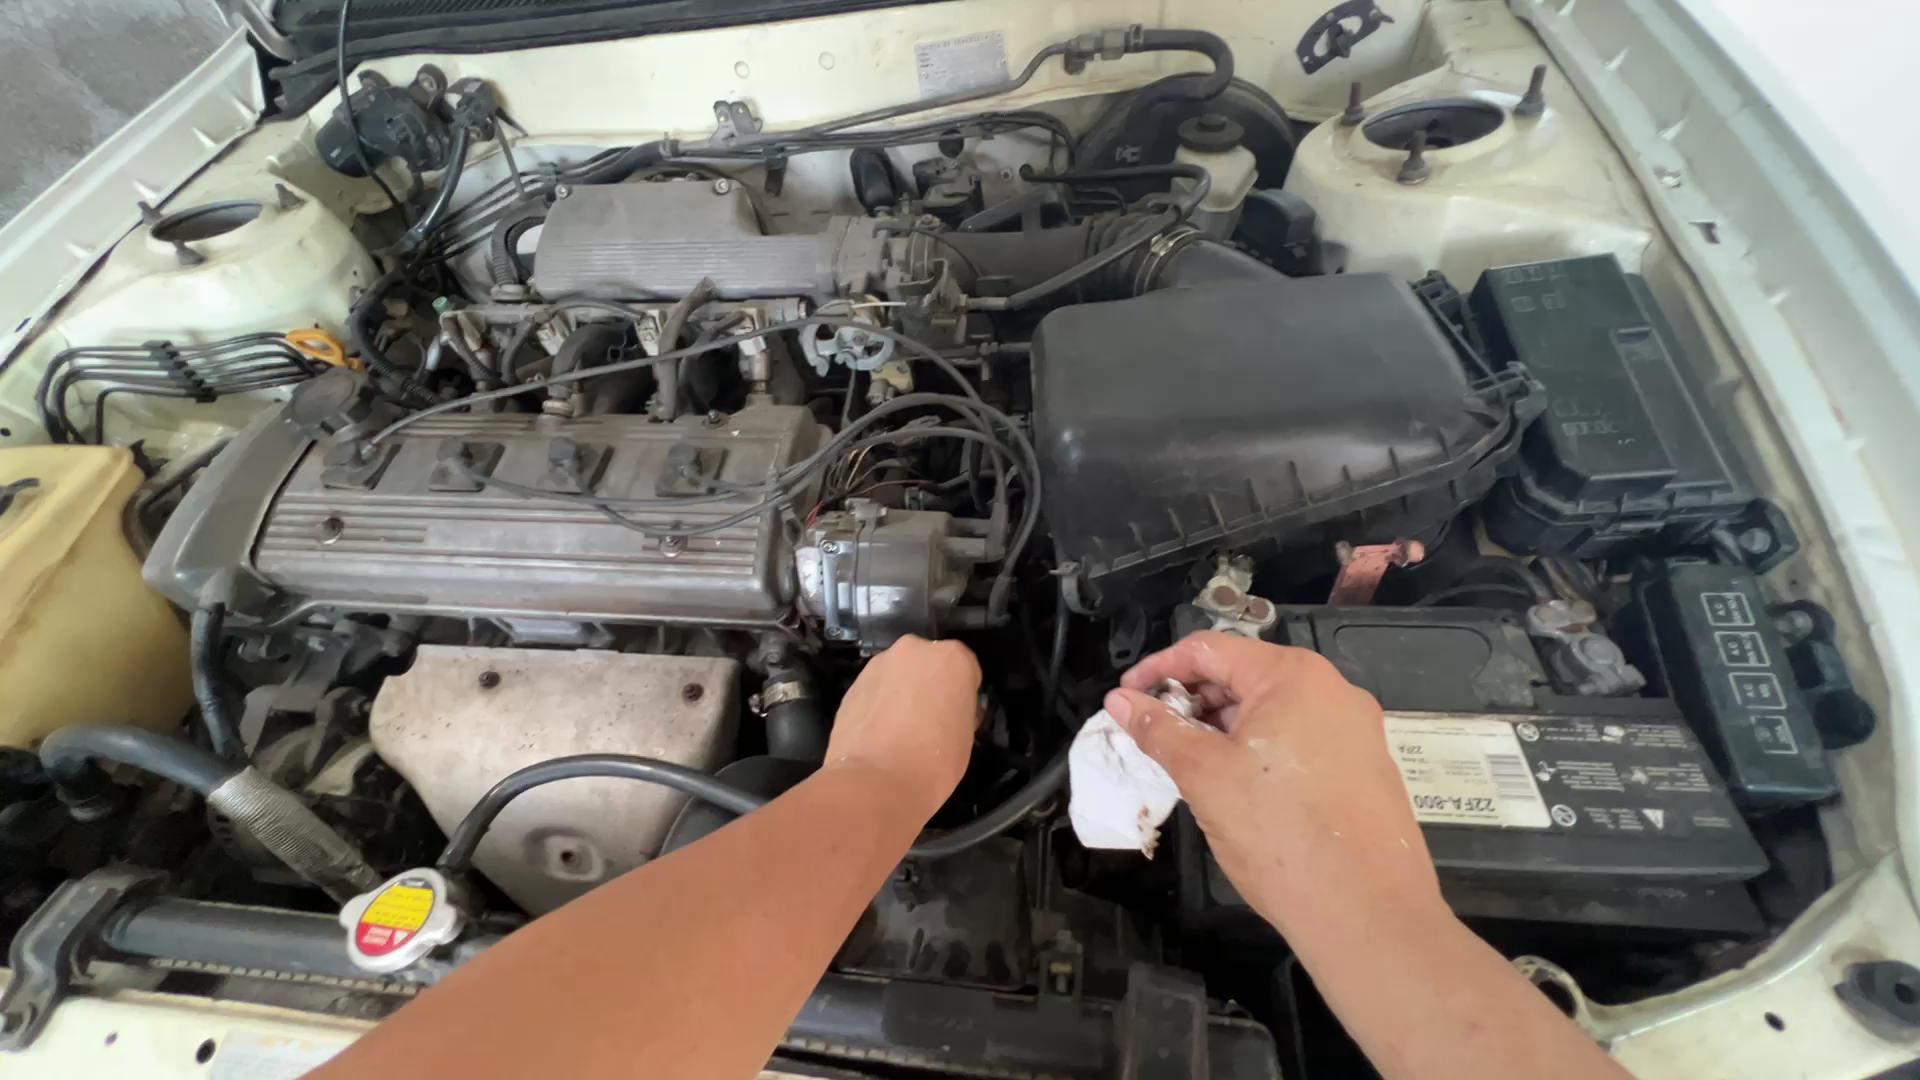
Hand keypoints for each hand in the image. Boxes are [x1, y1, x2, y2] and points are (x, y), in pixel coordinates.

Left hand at [825, 636, 980, 815]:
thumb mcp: (966, 735)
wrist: (875, 782)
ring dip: (901, 692)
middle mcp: (915, 650)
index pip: (966, 668)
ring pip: (898, 674)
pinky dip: (878, 704)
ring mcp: (879, 664)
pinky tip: (878, 733)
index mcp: (953, 658)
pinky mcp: (852, 683)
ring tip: (898, 730)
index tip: (957, 714)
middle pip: (928, 664)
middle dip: (929, 685)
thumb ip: (959, 709)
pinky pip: (875, 690)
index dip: (962, 694)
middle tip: (929, 720)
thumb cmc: (934, 761)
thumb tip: (947, 711)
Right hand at [1104, 632, 1441, 938]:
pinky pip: (1294, 737)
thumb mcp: (1203, 775)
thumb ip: (1157, 729)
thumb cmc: (1283, 836)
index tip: (1127, 696)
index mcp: (1293, 676)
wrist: (1371, 920)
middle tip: (1154, 734)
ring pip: (1267, 709)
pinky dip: (1254, 748)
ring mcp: (1353, 729)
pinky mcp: (1361, 765)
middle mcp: (1330, 690)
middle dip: (1190, 701)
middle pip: (1240, 675)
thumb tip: (1120, 701)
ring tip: (1188, 763)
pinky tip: (1233, 784)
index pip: (1207, 650)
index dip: (1157, 669)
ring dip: (1219, 727)